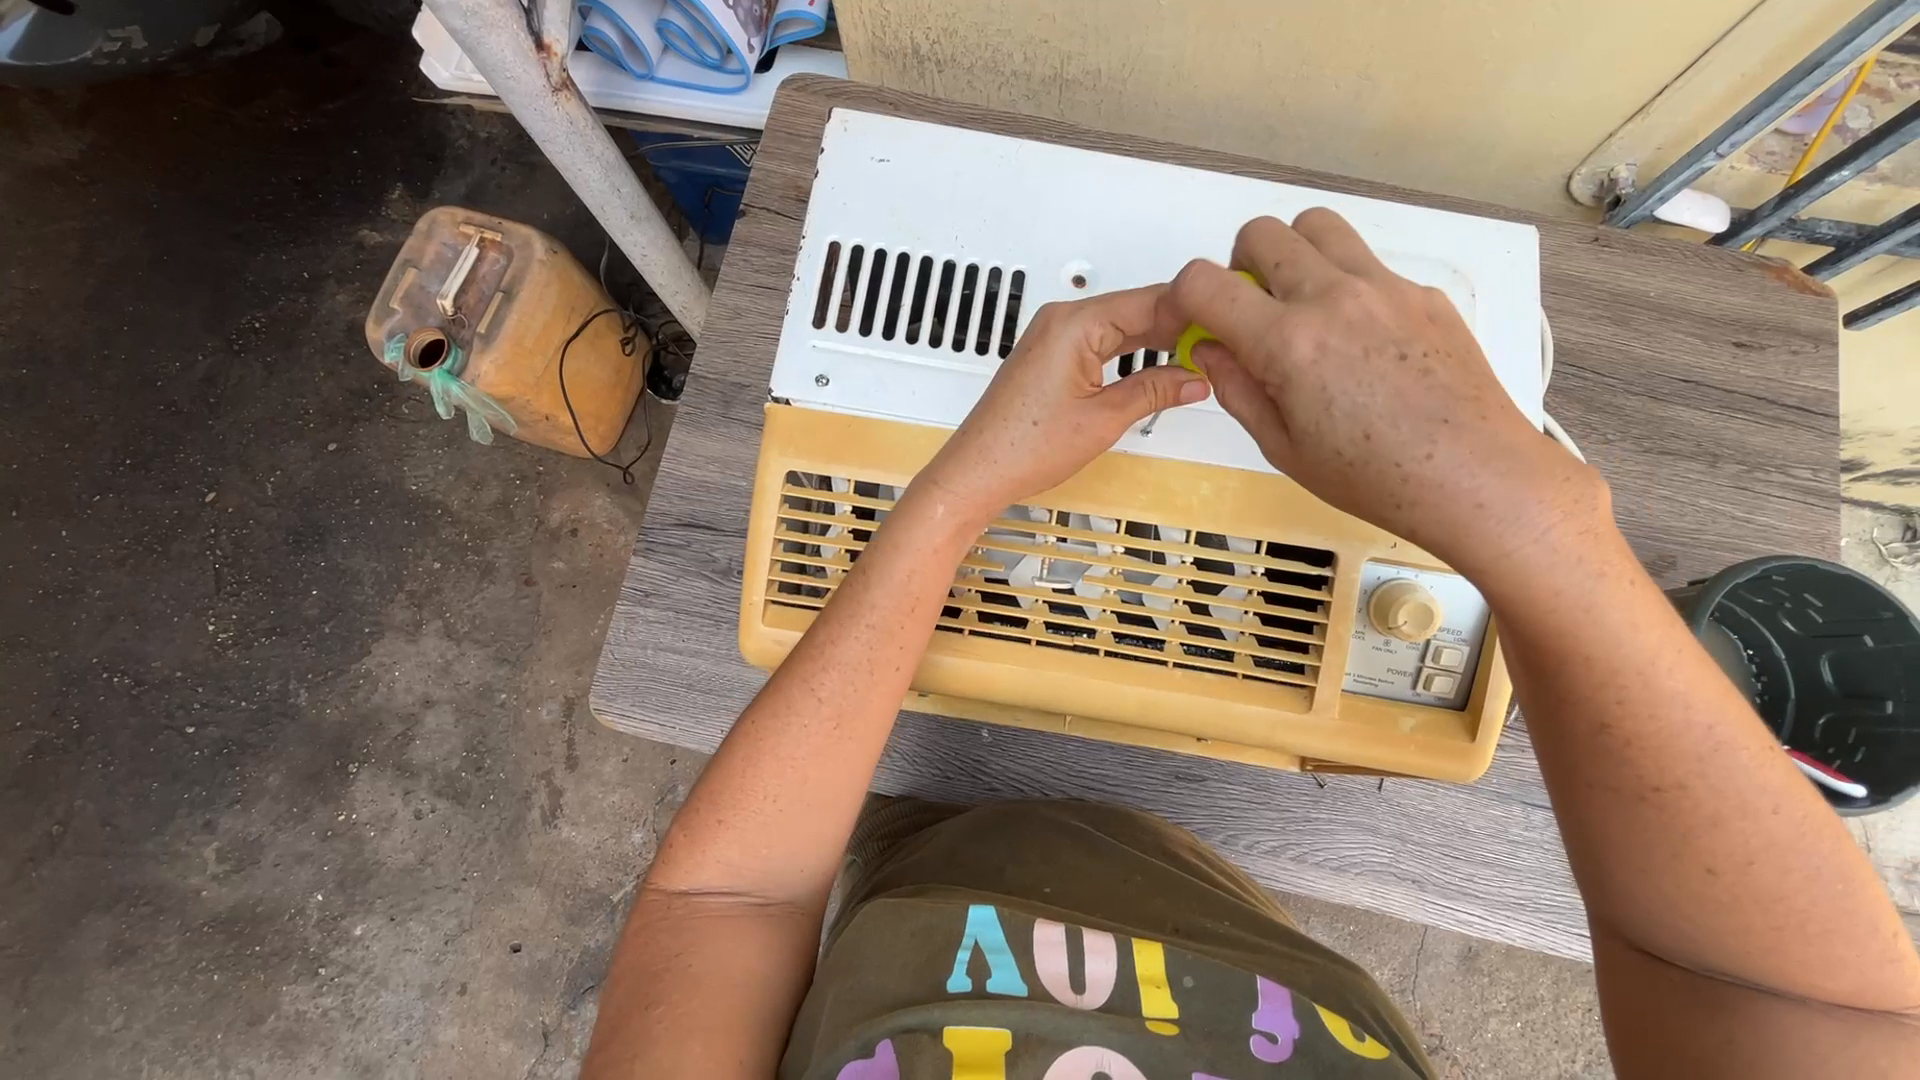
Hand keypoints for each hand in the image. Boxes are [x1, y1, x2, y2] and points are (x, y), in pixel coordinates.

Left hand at [913, 285, 1210, 525]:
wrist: (978, 473)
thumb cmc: (1023, 447)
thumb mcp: (1103, 420)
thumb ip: (1154, 392)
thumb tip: (1193, 379)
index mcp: (1075, 324)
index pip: (1150, 300)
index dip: (1193, 309)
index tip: (1227, 318)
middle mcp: (1061, 320)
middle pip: (1136, 309)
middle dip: (1179, 324)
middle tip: (1223, 339)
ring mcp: (1053, 337)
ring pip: (1120, 326)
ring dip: (1156, 338)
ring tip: (1198, 352)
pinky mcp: (1050, 357)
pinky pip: (1101, 342)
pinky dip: (1130, 352)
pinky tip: (1156, 364)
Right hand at [1161, 210, 1605, 571]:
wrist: (1474, 476)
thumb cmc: (1372, 477)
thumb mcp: (1281, 447)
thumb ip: (1236, 388)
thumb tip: (1209, 349)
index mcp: (1287, 343)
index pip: (1205, 281)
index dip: (1183, 297)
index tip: (1193, 322)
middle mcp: (1333, 297)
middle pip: (1262, 232)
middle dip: (1239, 265)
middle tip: (1250, 311)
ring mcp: (1384, 287)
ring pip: (1317, 226)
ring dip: (1293, 255)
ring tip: (1301, 308)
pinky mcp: (1421, 292)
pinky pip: (1367, 263)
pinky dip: (1344, 284)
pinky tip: (1360, 342)